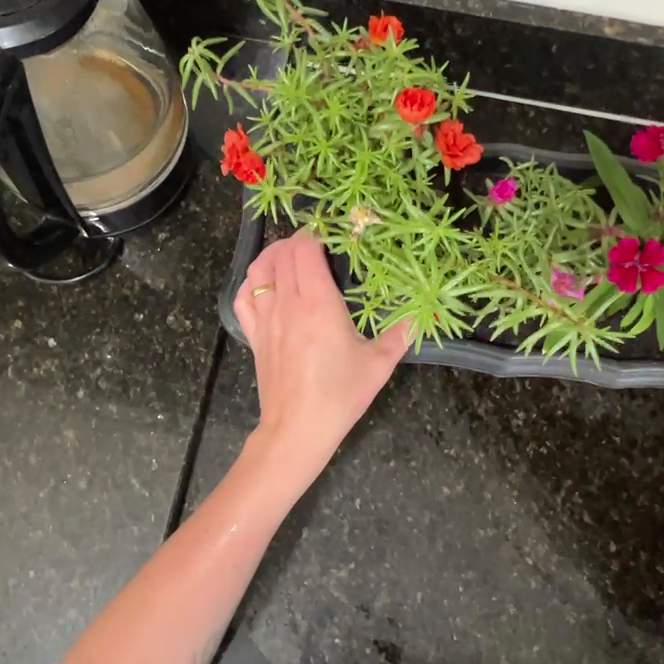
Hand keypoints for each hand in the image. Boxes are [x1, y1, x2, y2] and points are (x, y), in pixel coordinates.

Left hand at [230, 230, 409, 470]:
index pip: (305, 250)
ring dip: (272, 255)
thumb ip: (400, 335)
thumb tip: (420, 316)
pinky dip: (252, 282)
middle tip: (316, 244)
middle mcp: (288, 303)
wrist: (298, 428)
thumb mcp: (378, 364)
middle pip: (281, 254)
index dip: (315, 234)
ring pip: (258, 270)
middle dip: (296, 240)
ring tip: (289, 256)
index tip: (330, 234)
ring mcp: (266, 318)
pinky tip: (266, 284)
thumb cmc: (339, 395)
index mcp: (318, 303)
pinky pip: (244, 297)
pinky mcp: (255, 335)